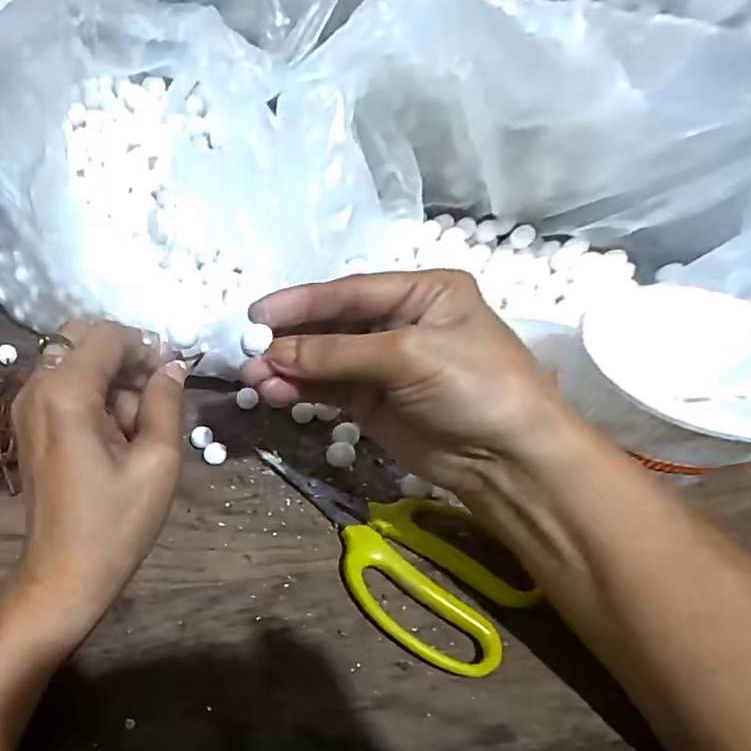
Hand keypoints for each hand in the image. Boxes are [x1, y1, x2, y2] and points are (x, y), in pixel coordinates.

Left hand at [6, 321, 187, 638]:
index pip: (107, 334)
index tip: (170, 379)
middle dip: (124, 360)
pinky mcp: (27, 427)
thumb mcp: (156, 461)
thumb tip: (173, 366)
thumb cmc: (114, 524)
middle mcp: (35, 388)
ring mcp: (24, 408)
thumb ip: (166, 402)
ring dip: (108, 382)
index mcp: (65, 392)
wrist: (64, 573)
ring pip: (73, 364)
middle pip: (83, 340)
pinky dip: (90, 399)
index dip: (145, 347)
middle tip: (153, 401)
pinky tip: (111, 439)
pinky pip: (61, 390)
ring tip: (134, 432)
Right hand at [239, 270, 572, 492]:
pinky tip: (274, 394)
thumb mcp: (407, 357)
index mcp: (420, 293)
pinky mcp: (369, 402)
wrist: (503, 457)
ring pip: (321, 361)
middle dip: (289, 340)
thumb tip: (272, 355)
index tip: (255, 314)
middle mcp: (398, 323)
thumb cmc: (473, 387)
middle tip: (246, 353)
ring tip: (253, 380)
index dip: (301, 303)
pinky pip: (325, 390)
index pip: (349, 293)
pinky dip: (298, 392)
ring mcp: (381, 365)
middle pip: (330, 326)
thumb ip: (336, 354)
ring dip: (287, 369)